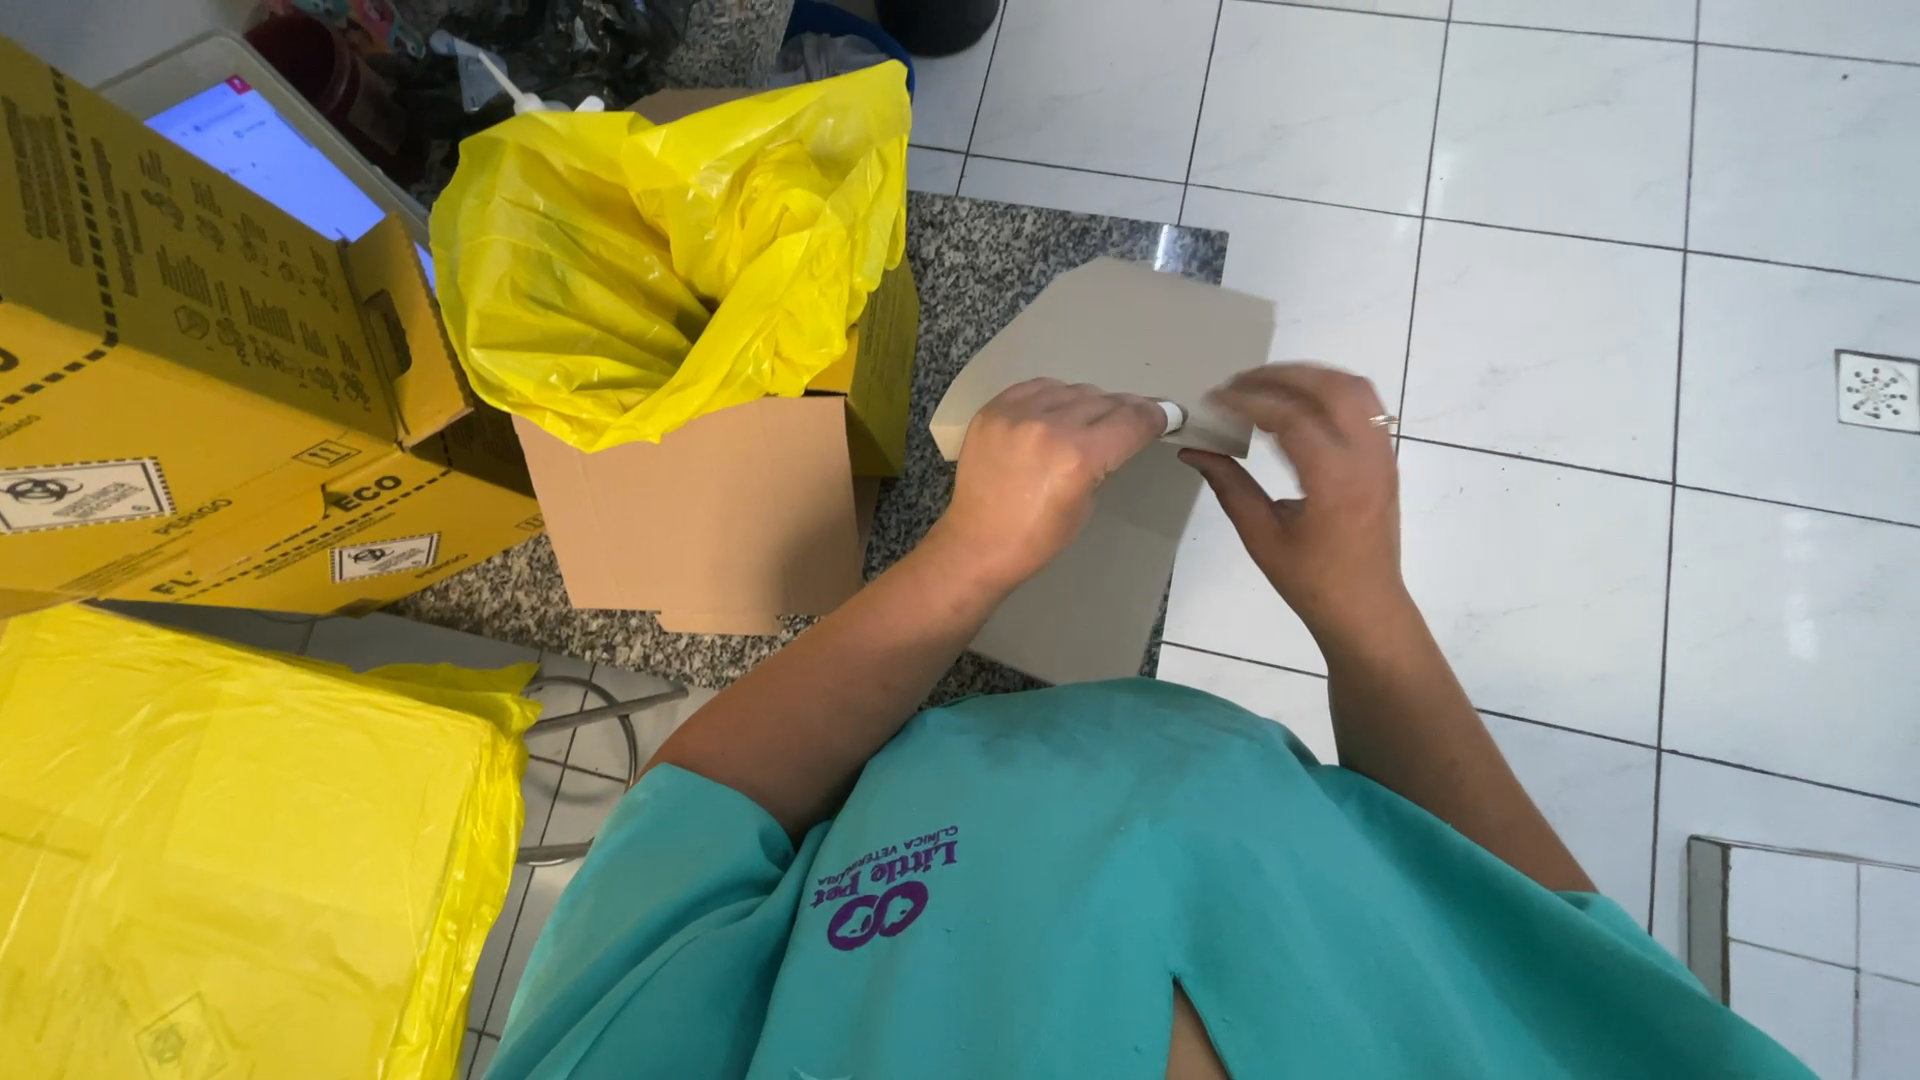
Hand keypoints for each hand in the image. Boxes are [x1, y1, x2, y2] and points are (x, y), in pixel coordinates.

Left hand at [927, 378, 1167, 592]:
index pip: (1133, 421)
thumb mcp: (1086, 503)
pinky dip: (1053, 396)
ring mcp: (1016, 414)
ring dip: (1088, 403)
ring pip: (1072, 389)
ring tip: (1090, 419)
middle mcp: (1049, 426)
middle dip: (1125, 411)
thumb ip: (1103, 461)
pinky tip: (1057, 410)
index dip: (1157, 417)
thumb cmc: (1037, 537)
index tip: (1168, 415)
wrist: (978, 543)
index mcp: (1079, 457)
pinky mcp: (993, 410)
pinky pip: (1036, 387)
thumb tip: (1115, 433)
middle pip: (1105, 401)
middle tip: (1133, 419)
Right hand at [1178, 363, 1408, 643]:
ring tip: (1267, 384)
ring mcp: (1383, 456)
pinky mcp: (1385, 459)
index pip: (1291, 418)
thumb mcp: (1261, 536)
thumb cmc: (1310, 580)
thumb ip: (1229, 486)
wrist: (1366, 608)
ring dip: (1309, 376)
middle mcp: (1366, 459)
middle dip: (1281, 375)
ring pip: (1354, 389)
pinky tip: (1298, 403)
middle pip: (1330, 388)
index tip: (1214, 399)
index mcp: (1333, 482)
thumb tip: (1194, 452)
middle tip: (1239, 382)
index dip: (1248, 401)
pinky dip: (1330, 392)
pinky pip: (1365, 406)